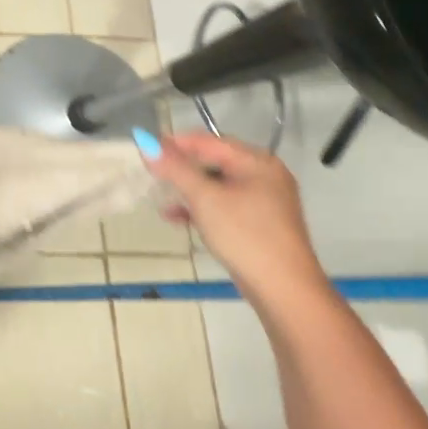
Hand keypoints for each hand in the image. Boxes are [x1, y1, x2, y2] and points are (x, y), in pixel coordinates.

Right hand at [138, 130, 328, 304]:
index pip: (209, 141)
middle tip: (152, 174)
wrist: (282, 287)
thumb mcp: (204, 197)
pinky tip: (176, 218)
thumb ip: (175, 168)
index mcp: (257, 162)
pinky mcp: (259, 223)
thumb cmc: (244, 234)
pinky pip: (223, 205)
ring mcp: (264, 201)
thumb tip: (147, 143)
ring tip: (162, 197)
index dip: (175, 143)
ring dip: (188, 189)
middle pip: (213, 161)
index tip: (145, 150)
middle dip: (181, 168)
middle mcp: (264, 176)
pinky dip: (201, 207)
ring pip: (217, 185)